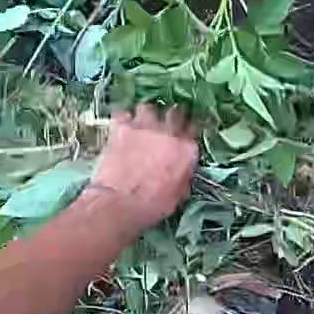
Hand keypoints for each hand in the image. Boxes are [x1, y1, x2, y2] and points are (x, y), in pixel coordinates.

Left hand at [84, 104, 198, 232]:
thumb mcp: (178, 194)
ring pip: (148, 107)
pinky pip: (123, 114)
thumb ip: (182, 173)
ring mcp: (144, 126)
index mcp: (186, 150)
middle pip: (174, 112)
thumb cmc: (152, 206)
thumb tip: (181, 169)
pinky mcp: (121, 127)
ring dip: (145, 114)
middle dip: (170, 116)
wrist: (121, 203)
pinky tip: (120, 126)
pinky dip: (122, 119)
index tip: (183, 131)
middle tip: (163, 124)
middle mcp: (168, 133)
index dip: (187, 129)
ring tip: (140, 122)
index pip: (193, 128)